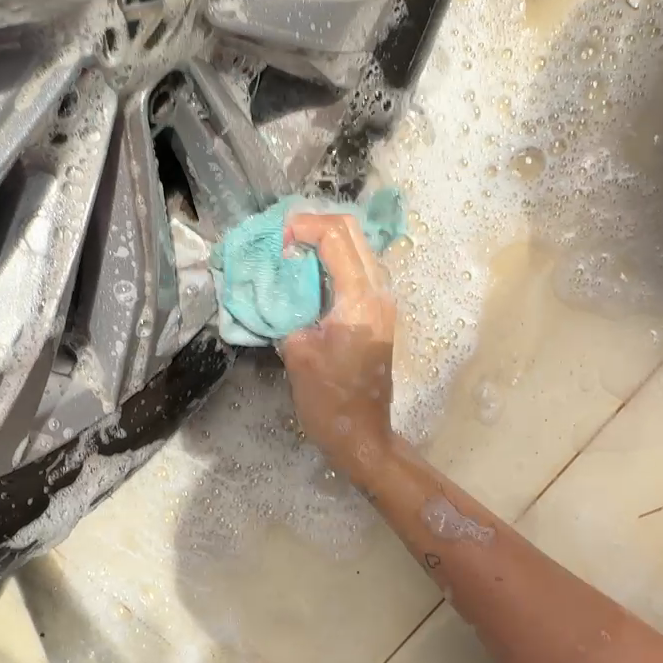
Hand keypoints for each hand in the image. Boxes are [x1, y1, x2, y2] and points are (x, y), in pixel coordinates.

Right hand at [279, 212, 398, 484]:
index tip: (278, 240)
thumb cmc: (328, 400)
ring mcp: (384, 302)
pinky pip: (360, 269)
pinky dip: (335, 262)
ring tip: (293, 255)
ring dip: (327, 242)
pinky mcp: (380, 313)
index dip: (303, 226)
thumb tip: (279, 287)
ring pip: (359, 248)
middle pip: (353, 231)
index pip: (336, 236)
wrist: (361, 435)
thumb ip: (288, 309)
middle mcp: (379, 291)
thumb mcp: (297, 351)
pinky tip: (310, 276)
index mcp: (360, 298)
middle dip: (316, 226)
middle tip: (284, 240)